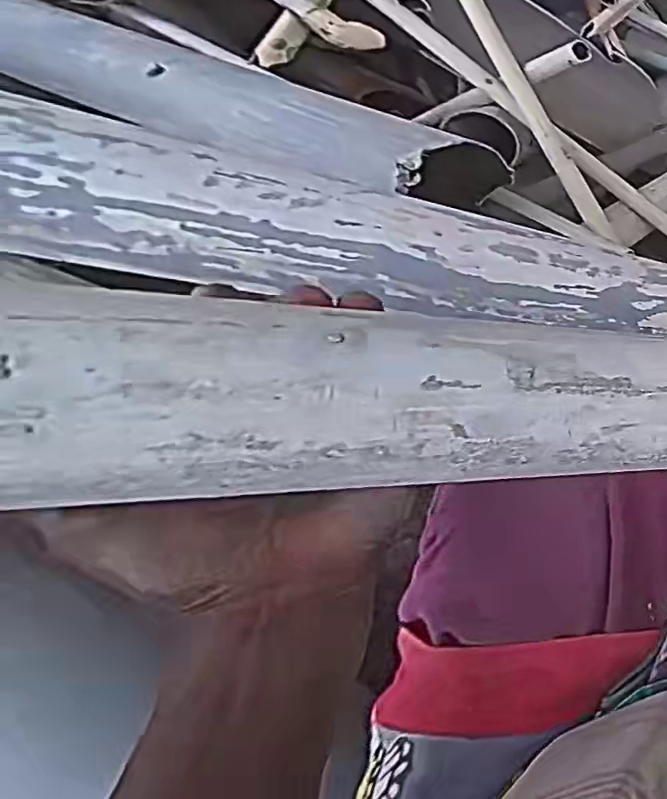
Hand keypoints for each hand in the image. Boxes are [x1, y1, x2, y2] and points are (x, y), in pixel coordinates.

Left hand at [14, 286, 415, 615]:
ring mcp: (347, 414)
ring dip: (351, 320)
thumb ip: (52, 491)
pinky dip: (401, 345)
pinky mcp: (393, 427)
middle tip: (298, 300)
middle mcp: (290, 408)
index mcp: (226, 419)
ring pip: (352, 351)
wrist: (280, 590)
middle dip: (298, 309)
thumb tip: (12, 435)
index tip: (224, 300)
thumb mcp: (91, 528)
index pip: (228, 350)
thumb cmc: (191, 565)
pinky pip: (403, 378)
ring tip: (346, 307)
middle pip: (298, 341)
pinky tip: (388, 327)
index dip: (227, 318)